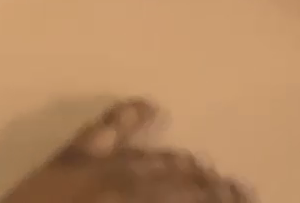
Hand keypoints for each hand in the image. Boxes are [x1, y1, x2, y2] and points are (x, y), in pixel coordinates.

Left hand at [0, 99, 251, 202]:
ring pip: (137, 157)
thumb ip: (138, 198)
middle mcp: (104, 180)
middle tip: (236, 185)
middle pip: (163, 179)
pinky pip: (97, 132)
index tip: (240, 194)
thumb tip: (171, 193)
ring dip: (171, 158)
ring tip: (202, 160)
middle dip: (202, 183)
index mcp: (116, 197)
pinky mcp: (59, 160)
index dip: (208, 195)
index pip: (172, 193)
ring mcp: (80, 166)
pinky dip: (124, 118)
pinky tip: (144, 106)